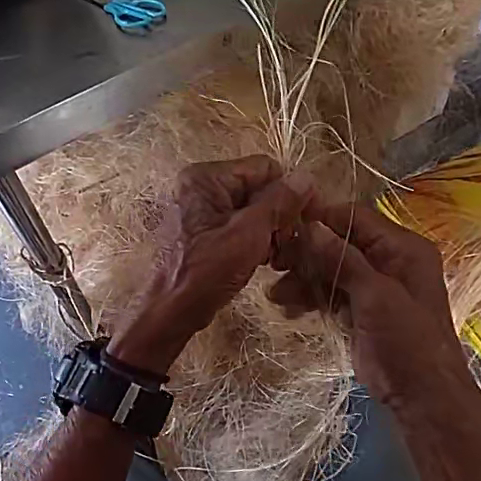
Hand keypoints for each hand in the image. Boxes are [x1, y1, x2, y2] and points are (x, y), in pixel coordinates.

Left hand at [109, 156, 314, 376]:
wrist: (170, 312)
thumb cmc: (206, 271)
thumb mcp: (249, 233)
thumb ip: (279, 202)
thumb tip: (307, 178)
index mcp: (205, 178)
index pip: (263, 168)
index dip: (290, 192)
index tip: (309, 219)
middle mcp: (200, 187)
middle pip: (258, 189)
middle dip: (279, 216)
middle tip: (289, 246)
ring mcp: (200, 210)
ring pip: (252, 210)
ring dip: (271, 232)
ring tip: (278, 258)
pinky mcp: (202, 233)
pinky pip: (239, 227)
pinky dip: (255, 242)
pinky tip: (265, 262)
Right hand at [267, 203, 477, 420]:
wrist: (421, 396)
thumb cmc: (408, 341)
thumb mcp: (376, 296)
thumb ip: (343, 259)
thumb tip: (310, 226)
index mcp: (402, 248)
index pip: (355, 218)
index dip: (320, 219)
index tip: (284, 224)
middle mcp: (387, 261)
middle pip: (338, 243)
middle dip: (306, 253)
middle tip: (274, 262)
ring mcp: (372, 286)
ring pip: (330, 269)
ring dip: (303, 279)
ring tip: (277, 294)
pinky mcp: (359, 310)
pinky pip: (329, 292)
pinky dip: (310, 297)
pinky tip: (289, 308)